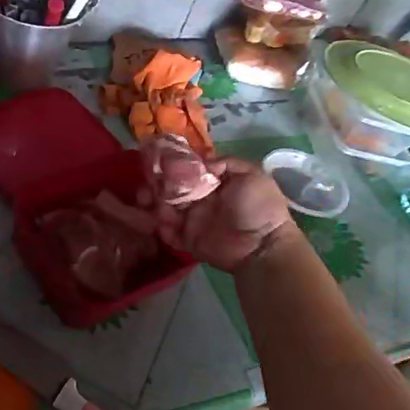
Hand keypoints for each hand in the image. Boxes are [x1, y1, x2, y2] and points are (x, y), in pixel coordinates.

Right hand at [160, 157, 302, 271]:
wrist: (263, 246)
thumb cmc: (259, 207)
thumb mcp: (251, 175)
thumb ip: (226, 163)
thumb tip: (201, 163)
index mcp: (211, 184)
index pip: (185, 172)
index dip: (170, 167)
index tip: (156, 164)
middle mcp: (198, 200)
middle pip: (169, 190)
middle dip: (155, 186)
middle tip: (146, 186)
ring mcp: (192, 221)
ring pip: (164, 210)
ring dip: (153, 205)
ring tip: (147, 202)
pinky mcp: (188, 240)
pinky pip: (167, 233)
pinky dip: (159, 227)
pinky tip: (156, 221)